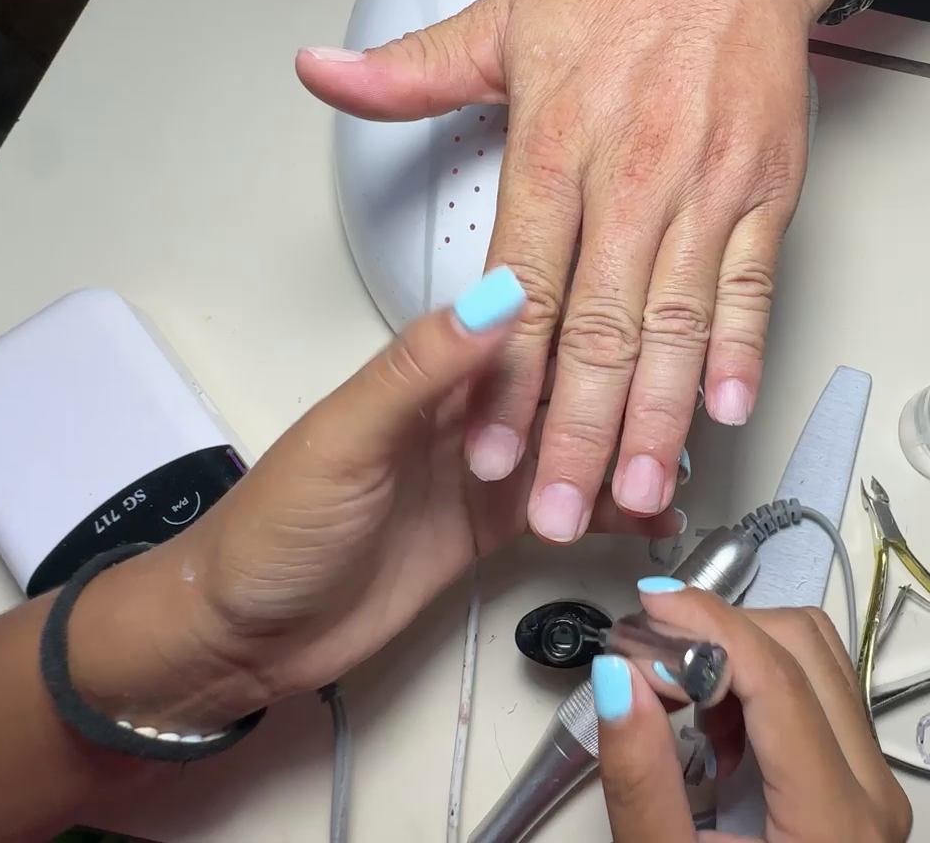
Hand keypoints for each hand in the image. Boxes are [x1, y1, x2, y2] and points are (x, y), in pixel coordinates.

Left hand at [67, 269, 678, 731]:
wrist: (245, 636)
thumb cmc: (275, 529)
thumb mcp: (348, 440)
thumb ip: (424, 368)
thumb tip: (502, 292)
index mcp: (437, 371)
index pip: (532, 332)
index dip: (593, 330)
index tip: (652, 333)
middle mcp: (474, 409)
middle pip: (566, 388)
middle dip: (624, 398)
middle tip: (684, 412)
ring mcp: (491, 466)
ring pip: (577, 444)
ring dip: (625, 454)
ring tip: (677, 469)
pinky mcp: (497, 519)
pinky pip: (567, 505)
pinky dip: (608, 510)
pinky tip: (650, 518)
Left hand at [296, 0, 862, 543]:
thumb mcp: (505, 17)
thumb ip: (415, 70)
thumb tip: (320, 75)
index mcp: (554, 146)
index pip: (521, 289)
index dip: (502, 381)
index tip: (490, 456)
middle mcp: (629, 180)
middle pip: (597, 328)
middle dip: (578, 432)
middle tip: (564, 513)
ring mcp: (703, 191)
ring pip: (674, 324)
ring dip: (656, 415)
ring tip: (640, 489)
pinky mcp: (762, 195)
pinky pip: (748, 288)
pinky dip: (737, 351)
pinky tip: (722, 411)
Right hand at [591, 588, 910, 841]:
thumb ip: (642, 782)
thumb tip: (619, 673)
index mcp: (837, 821)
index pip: (778, 678)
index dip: (710, 625)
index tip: (649, 604)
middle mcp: (875, 787)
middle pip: (805, 646)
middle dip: (721, 630)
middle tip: (650, 652)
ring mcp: (875, 780)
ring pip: (816, 655)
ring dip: (741, 649)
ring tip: (682, 697)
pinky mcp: (861, 777)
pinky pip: (817, 686)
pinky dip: (758, 677)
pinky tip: (716, 728)